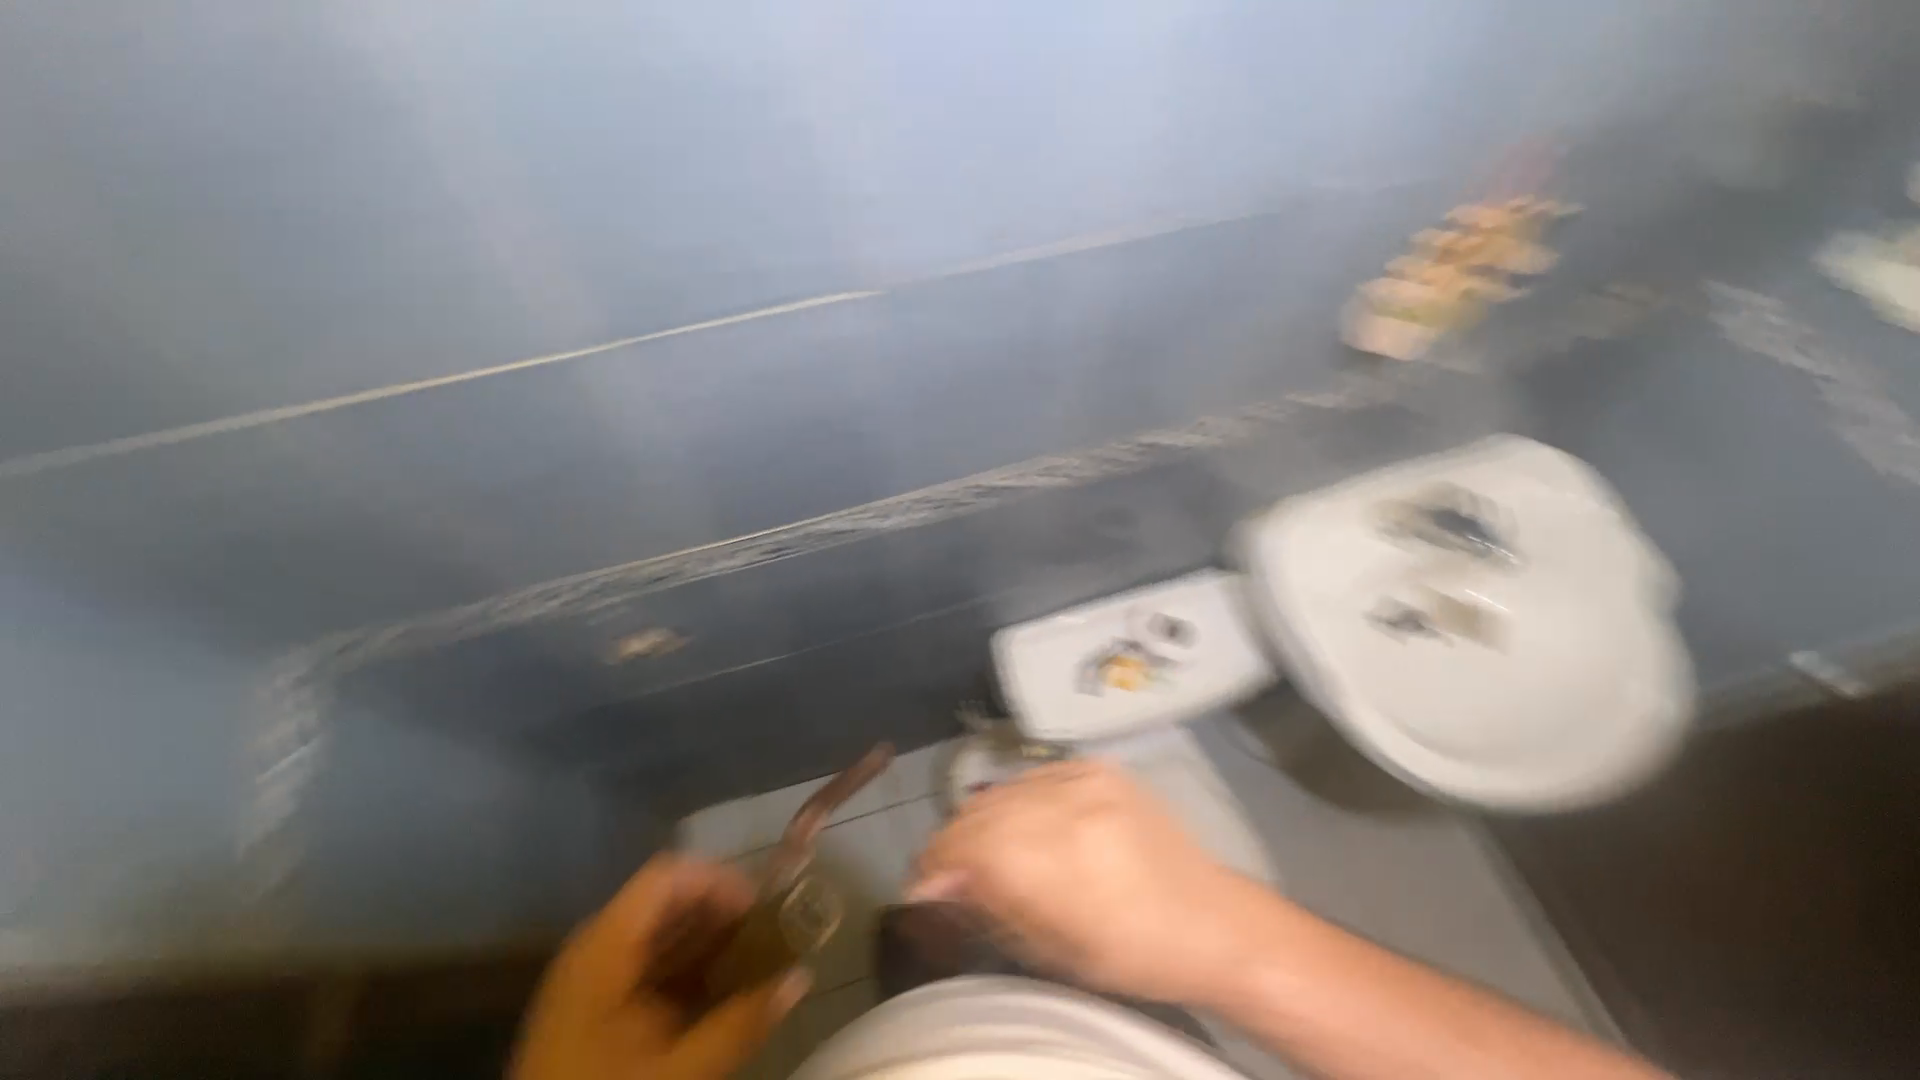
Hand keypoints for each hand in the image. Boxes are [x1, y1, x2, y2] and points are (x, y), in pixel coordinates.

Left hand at [512, 854, 810, 1079]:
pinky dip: (689, 971)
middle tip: (771, 937)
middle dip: (723, 914)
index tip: (762, 909)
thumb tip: (800, 979)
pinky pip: (650, 968)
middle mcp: (596, 948)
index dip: (718, 881)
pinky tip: (723, 995)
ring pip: (661, 935)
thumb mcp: (677, 1073)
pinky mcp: (596, 1009)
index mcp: (605, 946)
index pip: (667, 876)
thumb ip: (739, 1025)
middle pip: (667, 902)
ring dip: (711, 943)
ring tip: (757, 965)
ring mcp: (593, 980)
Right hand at [910, 760, 1272, 1005]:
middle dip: (951, 843)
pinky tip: (1022, 825)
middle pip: (979, 811)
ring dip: (980, 820)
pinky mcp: (1100, 767)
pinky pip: (1033, 777)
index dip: (934, 864)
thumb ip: (992, 905)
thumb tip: (934, 884)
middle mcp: (1069, 805)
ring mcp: (1087, 778)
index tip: (920, 888)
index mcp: (1059, 860)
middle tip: (944, 874)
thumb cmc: (1133, 954)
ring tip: (981, 851)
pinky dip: (1015, 800)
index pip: (968, 844)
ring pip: (1002, 789)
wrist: (1212, 919)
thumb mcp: (1056, 951)